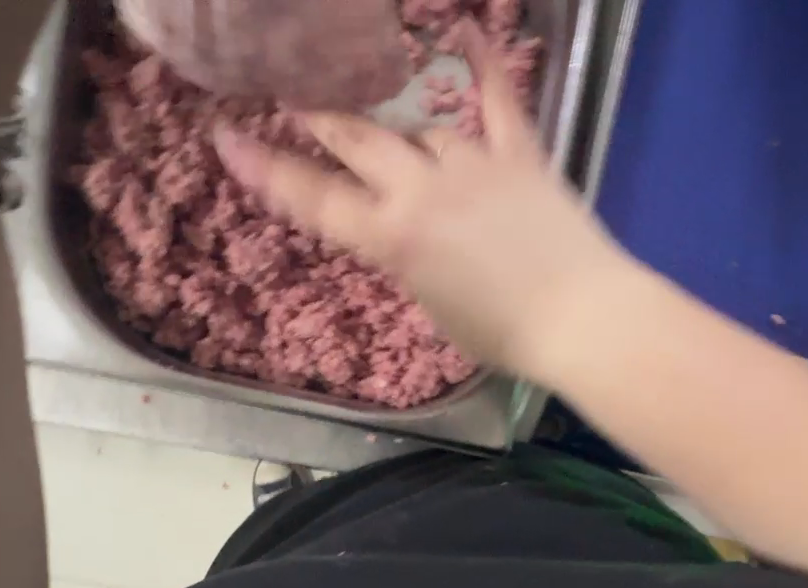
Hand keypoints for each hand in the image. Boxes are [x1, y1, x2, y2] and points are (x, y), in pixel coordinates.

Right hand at [210, 36, 636, 383]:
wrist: (581, 320)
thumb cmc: (504, 336)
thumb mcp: (434, 310)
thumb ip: (409, 262)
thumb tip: (404, 233)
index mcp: (393, 240)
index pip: (315, 199)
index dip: (268, 169)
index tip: (226, 137)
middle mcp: (423, 189)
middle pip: (357, 140)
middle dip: (319, 116)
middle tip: (292, 93)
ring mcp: (473, 164)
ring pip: (420, 125)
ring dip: (397, 118)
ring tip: (379, 102)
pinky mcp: (521, 155)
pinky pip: (499, 100)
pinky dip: (484, 65)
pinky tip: (467, 29)